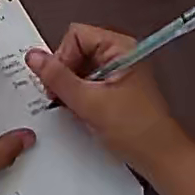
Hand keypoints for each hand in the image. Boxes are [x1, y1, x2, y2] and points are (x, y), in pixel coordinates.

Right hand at [26, 23, 189, 176]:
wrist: (161, 159)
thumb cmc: (136, 130)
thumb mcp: (89, 103)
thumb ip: (58, 78)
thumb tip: (33, 57)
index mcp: (120, 47)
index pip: (76, 35)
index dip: (62, 56)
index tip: (58, 82)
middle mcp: (120, 53)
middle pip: (77, 49)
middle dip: (65, 73)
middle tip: (62, 97)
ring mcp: (118, 70)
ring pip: (80, 67)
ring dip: (71, 87)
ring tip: (76, 107)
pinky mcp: (116, 86)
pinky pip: (87, 81)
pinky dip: (79, 95)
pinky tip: (83, 112)